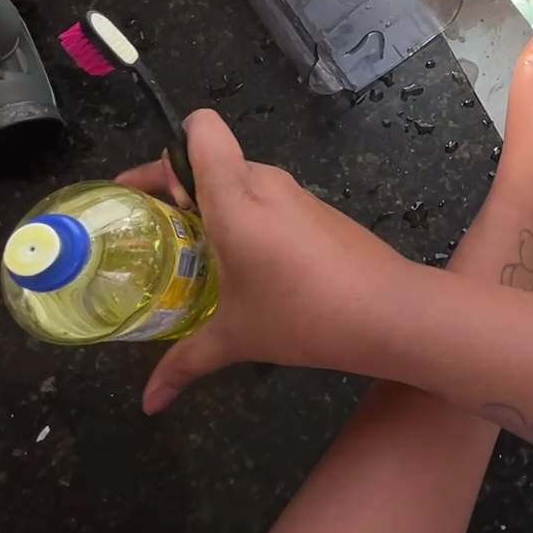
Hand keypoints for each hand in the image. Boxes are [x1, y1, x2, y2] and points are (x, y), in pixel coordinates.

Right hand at [117, 110, 411, 414]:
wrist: (388, 309)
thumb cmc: (303, 313)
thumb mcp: (235, 336)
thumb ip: (184, 362)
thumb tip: (148, 402)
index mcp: (236, 196)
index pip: (202, 130)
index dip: (169, 148)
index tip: (145, 192)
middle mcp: (266, 182)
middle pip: (212, 159)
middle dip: (176, 189)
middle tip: (150, 233)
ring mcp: (297, 193)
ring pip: (242, 180)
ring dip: (213, 205)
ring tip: (190, 253)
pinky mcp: (318, 208)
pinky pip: (269, 199)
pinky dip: (246, 216)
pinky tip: (242, 262)